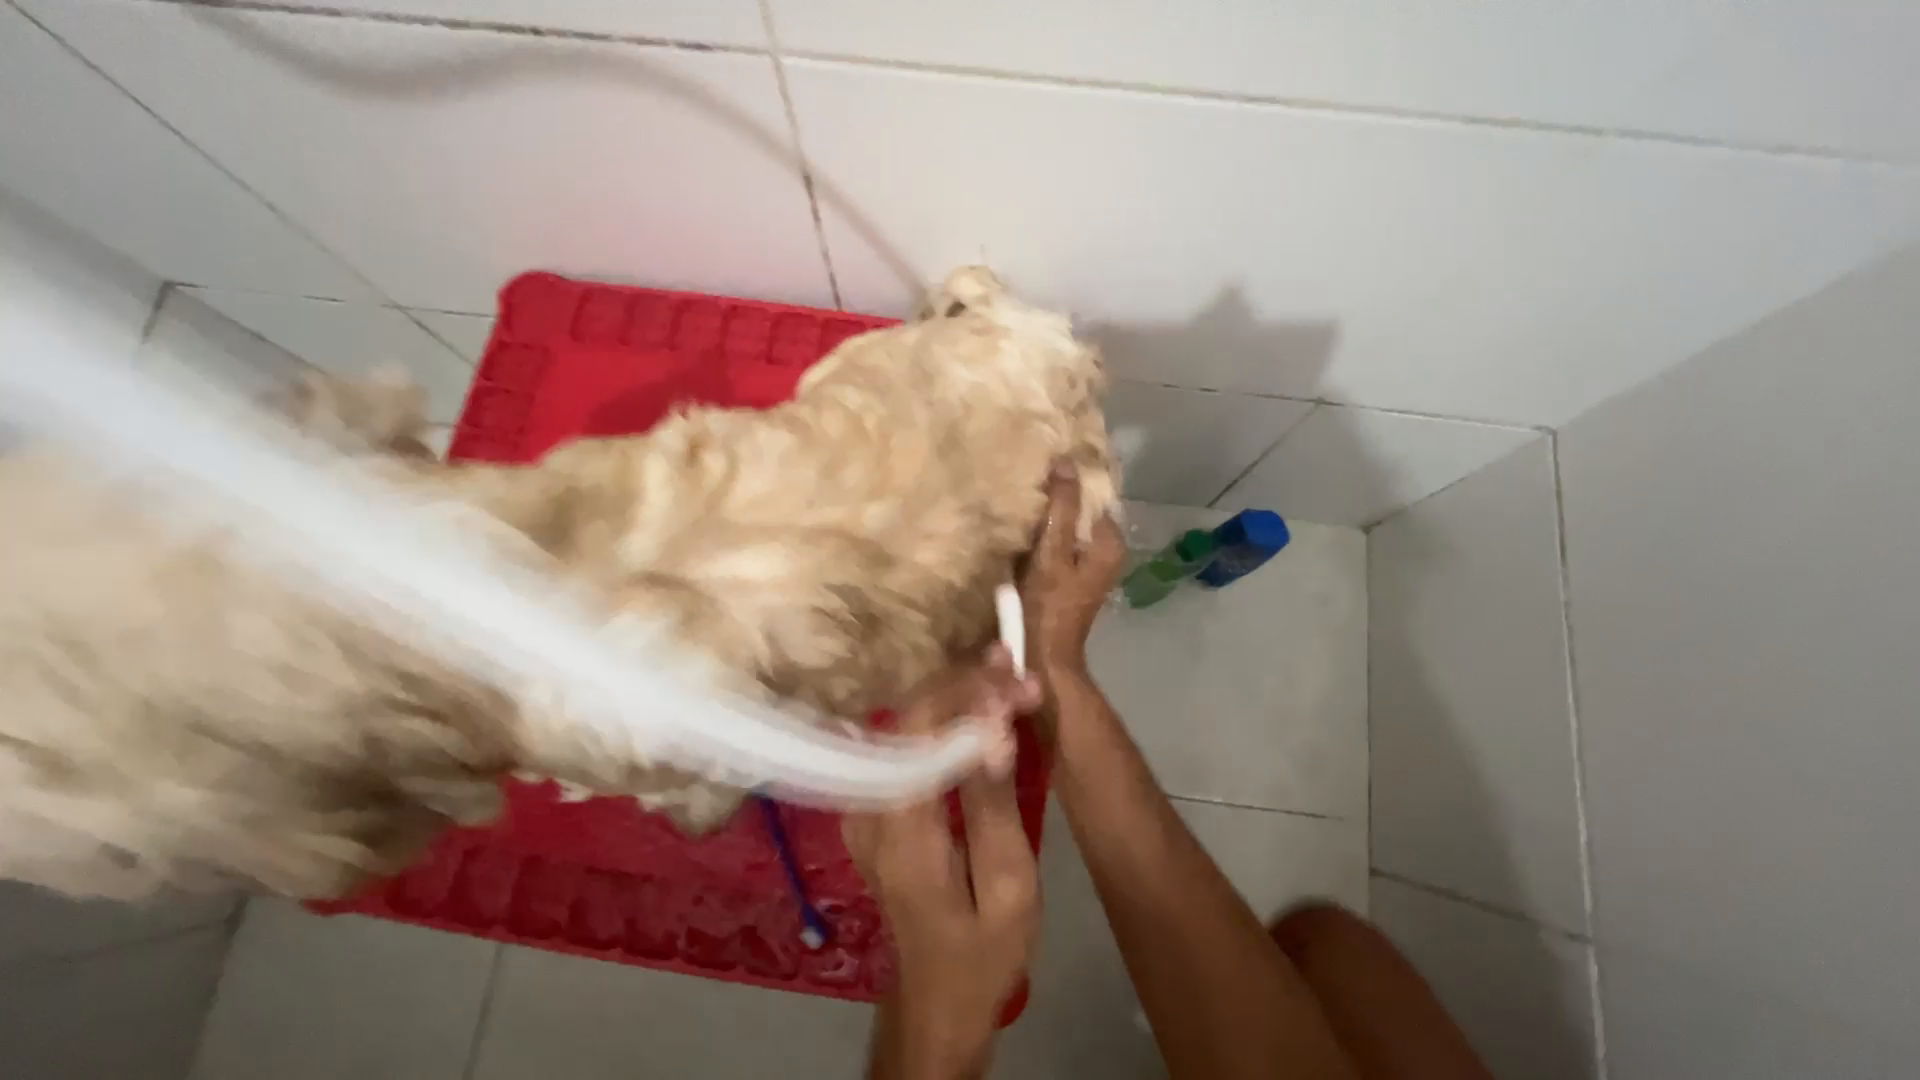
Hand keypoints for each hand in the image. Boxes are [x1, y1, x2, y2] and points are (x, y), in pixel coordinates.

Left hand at [847, 650, 1041, 1079]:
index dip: (965, 694)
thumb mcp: (1008, 886)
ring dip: (957, 699)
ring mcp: (865, 808)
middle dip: (965, 689)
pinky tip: (978, 707)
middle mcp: (868, 810)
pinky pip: (906, 748)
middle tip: (1020, 674)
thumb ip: (992, 805)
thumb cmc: (985, 949)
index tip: (1016, 678)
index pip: (919, 732)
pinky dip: (945, 723)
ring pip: (905, 728)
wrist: (939, 994)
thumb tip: (994, 728)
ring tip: (1007, 680)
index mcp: (901, 832)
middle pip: (907, 721)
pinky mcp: (875, 809)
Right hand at [1020, 463, 1126, 681]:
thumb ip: (1061, 507)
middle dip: (1060, 499)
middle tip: (1028, 483)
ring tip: (1023, 502)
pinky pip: (1062, 545)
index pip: (1095, 495)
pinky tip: (1024, 533)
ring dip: (1050, 518)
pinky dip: (1046, 537)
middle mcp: (1109, 553)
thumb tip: (1065, 462)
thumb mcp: (1051, 551)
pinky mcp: (1074, 579)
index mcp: (1111, 543)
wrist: (1043, 656)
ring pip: (1071, 529)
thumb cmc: (1048, 604)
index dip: (1070, 480)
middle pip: (1083, 513)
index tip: (1042, 467)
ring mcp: (1092, 568)